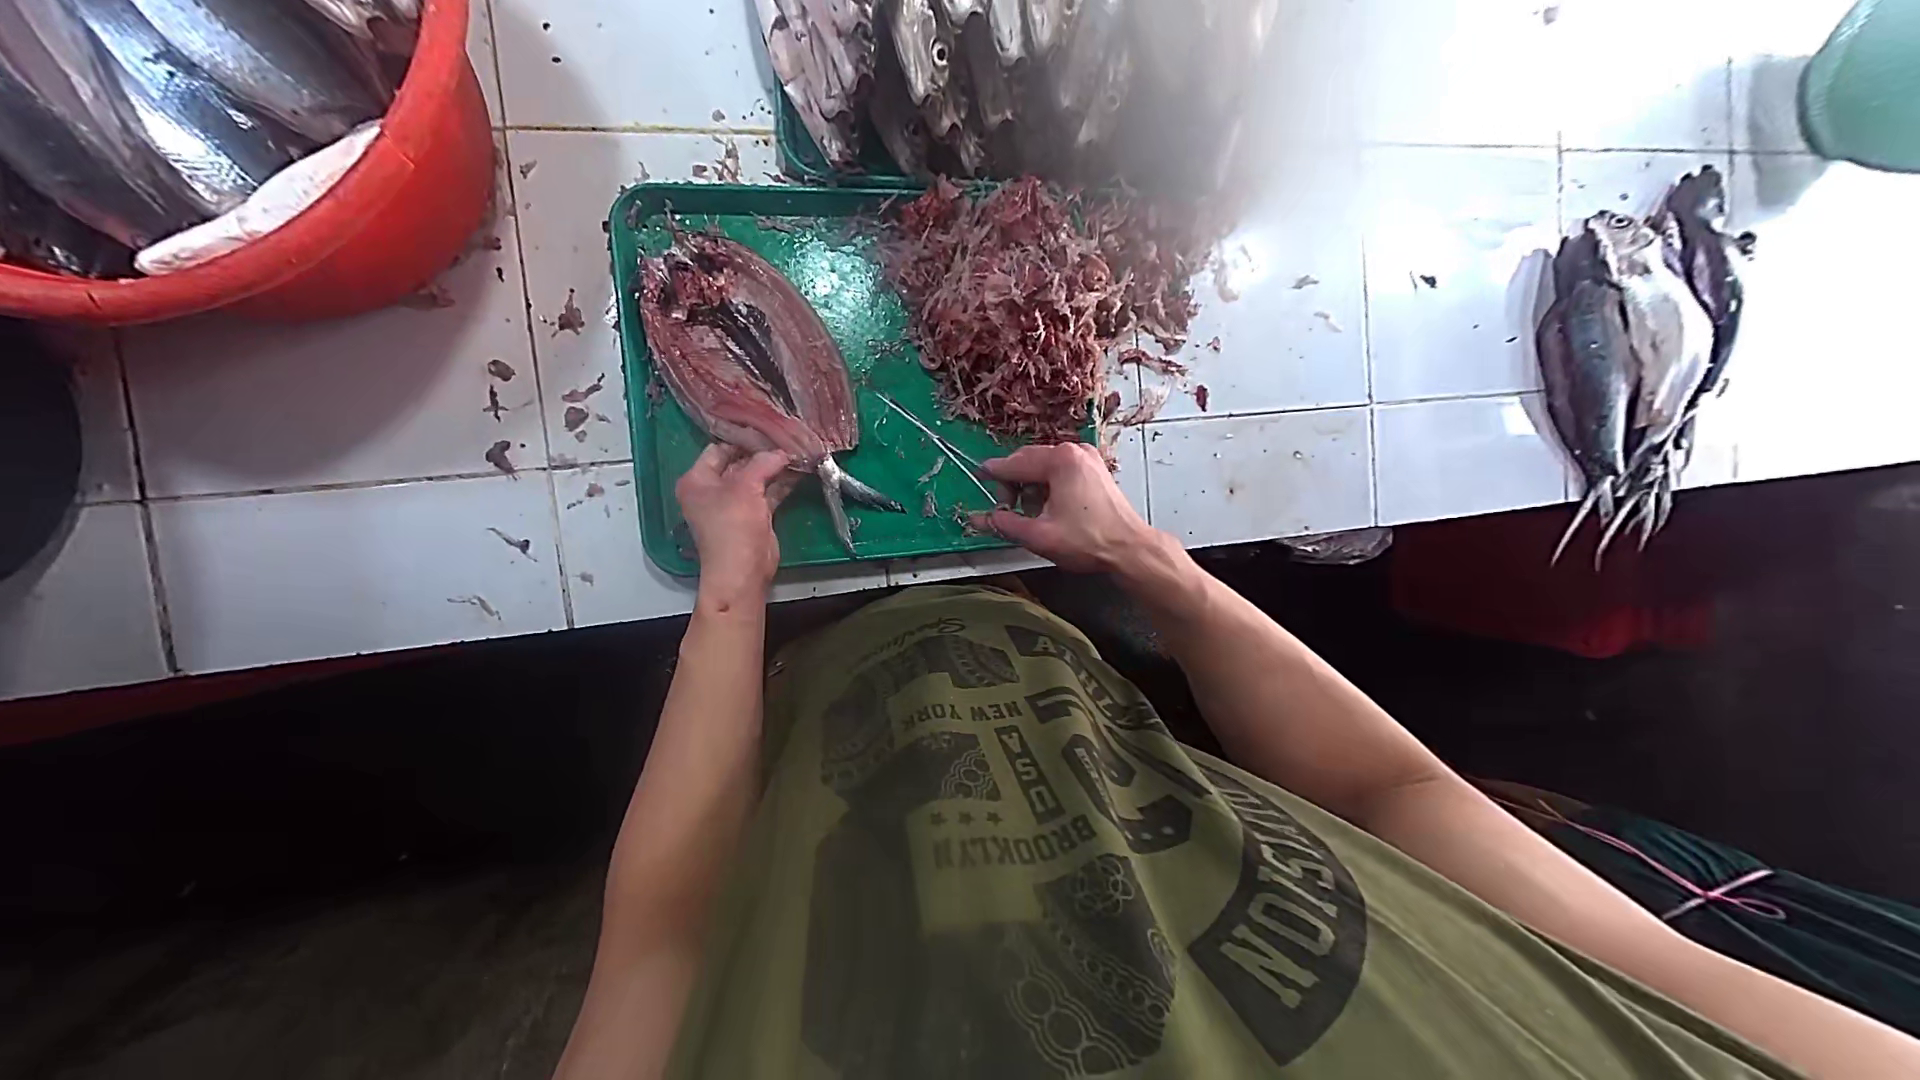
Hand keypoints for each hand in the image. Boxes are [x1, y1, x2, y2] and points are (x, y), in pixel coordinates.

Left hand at [676, 444, 799, 601]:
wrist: (742, 569)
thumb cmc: (733, 526)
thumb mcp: (745, 486)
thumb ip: (763, 463)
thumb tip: (781, 452)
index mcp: (697, 480)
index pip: (718, 449)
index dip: (741, 439)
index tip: (766, 429)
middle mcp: (712, 490)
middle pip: (739, 463)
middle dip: (762, 453)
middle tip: (786, 438)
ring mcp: (733, 504)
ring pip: (756, 478)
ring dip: (775, 468)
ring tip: (797, 452)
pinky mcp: (753, 516)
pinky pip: (768, 493)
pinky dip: (781, 484)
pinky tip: (798, 472)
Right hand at [970, 442, 1164, 574]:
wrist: (1129, 549)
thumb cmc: (1088, 541)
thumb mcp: (1038, 536)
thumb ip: (1004, 524)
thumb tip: (980, 519)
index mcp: (1060, 460)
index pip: (1014, 463)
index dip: (993, 474)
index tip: (977, 476)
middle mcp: (1074, 451)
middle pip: (1028, 460)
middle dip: (1013, 484)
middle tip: (1008, 510)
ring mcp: (1086, 457)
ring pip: (1043, 465)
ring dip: (1030, 486)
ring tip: (1032, 514)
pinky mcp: (1094, 469)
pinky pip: (1059, 470)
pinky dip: (1047, 484)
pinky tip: (1049, 507)